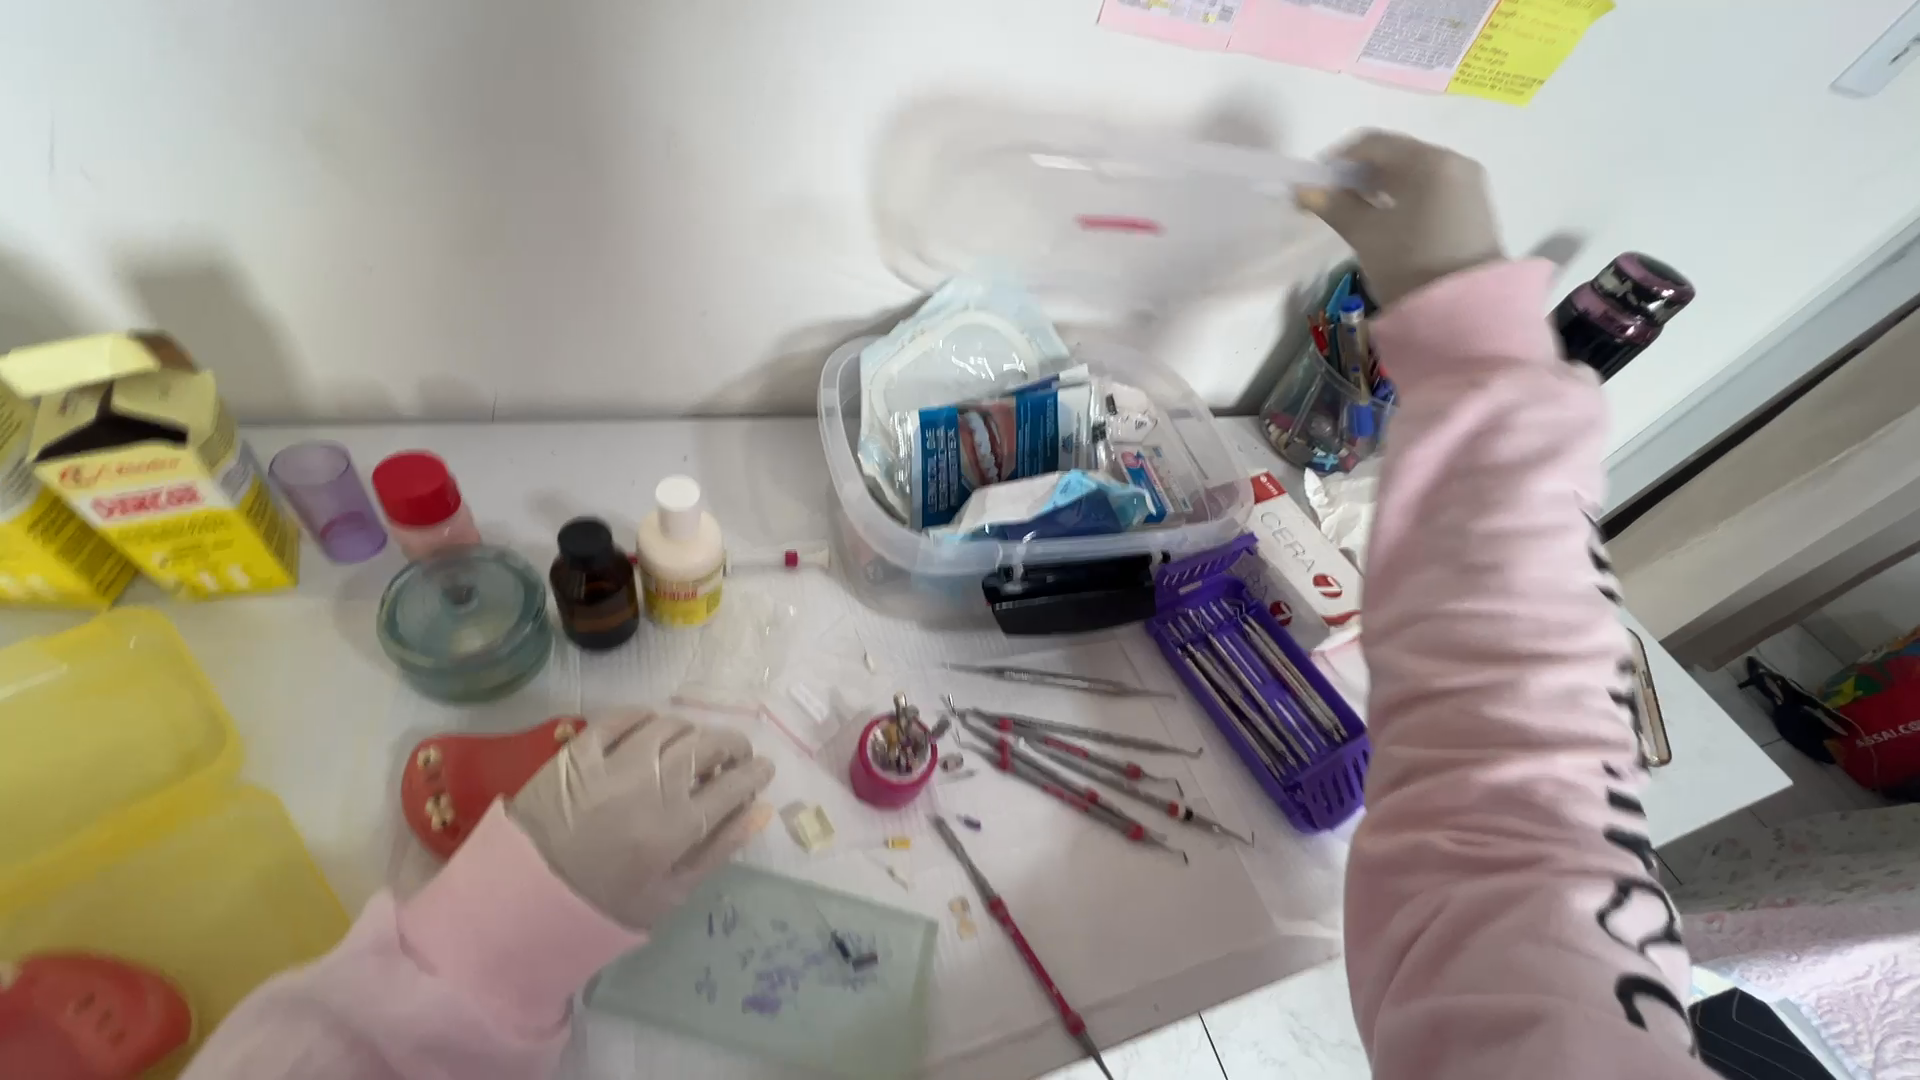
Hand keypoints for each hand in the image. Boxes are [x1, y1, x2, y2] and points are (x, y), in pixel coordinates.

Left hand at [509, 710, 774, 932]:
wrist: (516, 905)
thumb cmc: (602, 907)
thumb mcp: (669, 894)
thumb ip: (719, 850)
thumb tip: (760, 811)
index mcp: (675, 828)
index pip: (735, 785)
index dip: (756, 773)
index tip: (763, 770)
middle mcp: (650, 786)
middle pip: (709, 745)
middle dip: (733, 746)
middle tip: (735, 756)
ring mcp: (612, 764)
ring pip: (671, 726)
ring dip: (692, 732)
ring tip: (692, 746)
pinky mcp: (577, 753)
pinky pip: (622, 718)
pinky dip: (646, 717)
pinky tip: (652, 728)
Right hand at [1299, 131, 1504, 308]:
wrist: (1463, 307)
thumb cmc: (1409, 265)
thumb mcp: (1366, 235)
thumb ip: (1335, 206)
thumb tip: (1305, 190)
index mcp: (1429, 161)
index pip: (1375, 143)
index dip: (1338, 159)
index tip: (1315, 183)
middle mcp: (1453, 162)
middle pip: (1396, 155)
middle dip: (1358, 174)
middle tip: (1331, 201)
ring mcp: (1466, 184)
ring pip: (1412, 173)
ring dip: (1378, 187)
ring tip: (1354, 213)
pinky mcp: (1470, 207)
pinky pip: (1428, 189)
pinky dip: (1400, 197)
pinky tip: (1385, 221)